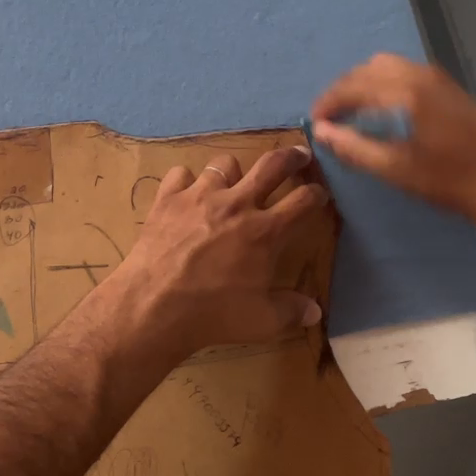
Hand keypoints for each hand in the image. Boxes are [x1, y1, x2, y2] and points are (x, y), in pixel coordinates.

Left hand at [100, 146, 328, 360]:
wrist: (154, 305)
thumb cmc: (213, 313)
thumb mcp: (262, 321)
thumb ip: (291, 312)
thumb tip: (315, 311)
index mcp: (265, 231)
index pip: (303, 201)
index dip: (317, 194)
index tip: (321, 193)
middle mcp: (237, 204)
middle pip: (272, 166)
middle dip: (292, 157)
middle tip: (300, 154)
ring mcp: (201, 196)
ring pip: (225, 164)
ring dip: (234, 171)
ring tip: (232, 181)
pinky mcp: (169, 198)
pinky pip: (181, 174)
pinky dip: (186, 182)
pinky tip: (186, 194)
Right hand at [311, 54, 475, 236]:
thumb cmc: (451, 181)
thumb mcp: (396, 169)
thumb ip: (355, 148)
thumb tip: (321, 133)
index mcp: (406, 91)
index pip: (353, 86)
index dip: (329, 103)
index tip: (314, 123)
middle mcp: (420, 74)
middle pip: (368, 69)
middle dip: (344, 90)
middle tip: (329, 119)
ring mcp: (438, 79)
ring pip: (388, 67)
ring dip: (364, 85)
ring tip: (350, 113)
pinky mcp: (449, 89)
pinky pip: (404, 73)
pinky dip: (383, 84)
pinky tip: (381, 110)